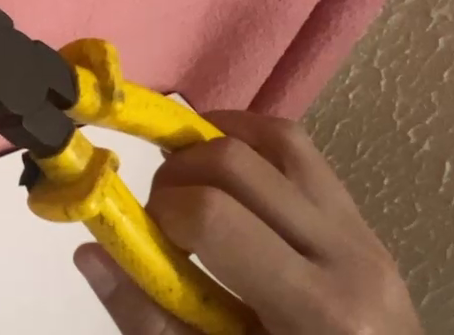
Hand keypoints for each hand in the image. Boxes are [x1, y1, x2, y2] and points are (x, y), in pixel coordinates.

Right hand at [77, 111, 419, 334]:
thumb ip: (149, 320)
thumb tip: (89, 252)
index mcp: (320, 311)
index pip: (214, 214)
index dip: (163, 213)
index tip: (150, 241)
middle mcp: (350, 257)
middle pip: (235, 162)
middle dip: (176, 174)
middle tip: (163, 216)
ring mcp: (364, 232)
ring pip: (273, 137)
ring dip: (212, 143)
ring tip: (187, 178)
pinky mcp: (360, 220)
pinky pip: (297, 149)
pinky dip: (247, 140)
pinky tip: (221, 171)